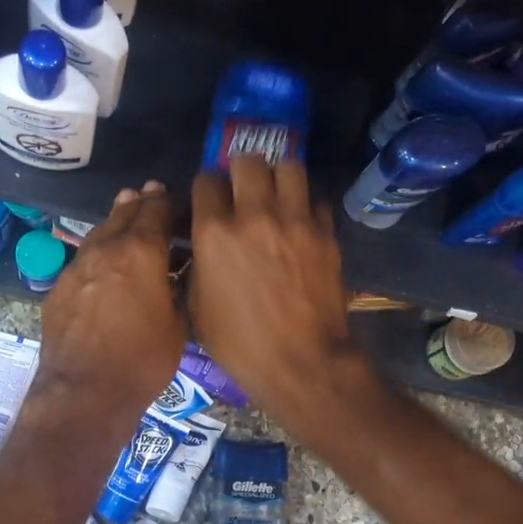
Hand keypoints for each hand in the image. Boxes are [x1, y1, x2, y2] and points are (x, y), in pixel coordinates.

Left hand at [36, 181, 185, 420]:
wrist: (84, 393)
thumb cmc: (143, 361)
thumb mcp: (178, 325)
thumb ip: (178, 290)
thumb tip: (177, 275)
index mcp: (141, 252)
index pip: (157, 211)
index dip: (170, 202)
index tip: (179, 200)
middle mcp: (105, 249)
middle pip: (125, 213)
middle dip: (141, 203)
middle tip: (152, 194)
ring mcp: (76, 268)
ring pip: (99, 232)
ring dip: (116, 221)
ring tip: (126, 210)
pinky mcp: (58, 289)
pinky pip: (83, 259)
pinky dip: (98, 252)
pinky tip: (104, 262)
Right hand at [190, 157, 374, 433]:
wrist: (302, 362)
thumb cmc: (240, 345)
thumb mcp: (197, 308)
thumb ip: (196, 265)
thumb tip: (200, 247)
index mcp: (215, 233)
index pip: (206, 181)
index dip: (206, 189)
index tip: (210, 201)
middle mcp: (255, 215)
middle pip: (248, 161)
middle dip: (241, 171)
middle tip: (243, 189)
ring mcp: (295, 220)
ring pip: (289, 167)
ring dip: (278, 176)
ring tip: (276, 194)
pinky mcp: (325, 233)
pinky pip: (316, 199)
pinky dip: (306, 205)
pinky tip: (301, 222)